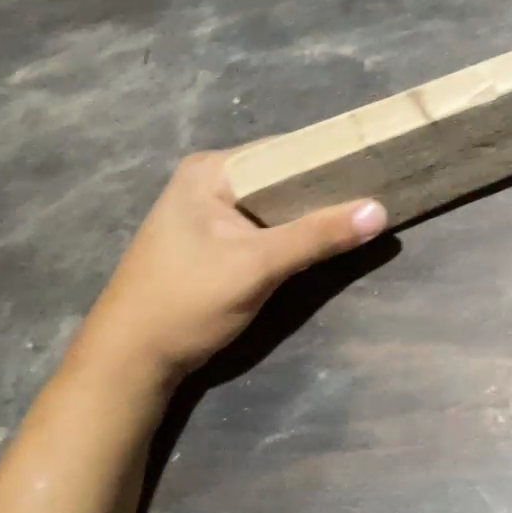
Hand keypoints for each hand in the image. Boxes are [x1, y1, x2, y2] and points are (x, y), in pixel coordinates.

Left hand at [67, 150, 386, 385]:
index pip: (289, 149)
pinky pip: (271, 223)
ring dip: (317, 212)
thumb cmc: (185, 303)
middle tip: (383, 193)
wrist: (128, 363)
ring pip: (281, 202)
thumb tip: (381, 210)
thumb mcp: (257, 267)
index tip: (382, 167)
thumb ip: (318, 236)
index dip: (335, 158)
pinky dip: (299, 230)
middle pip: (287, 175)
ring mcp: (213, 210)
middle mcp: (212, 180)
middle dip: (329, 188)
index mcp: (212, 170)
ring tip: (368, 212)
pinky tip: (330, 238)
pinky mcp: (219, 239)